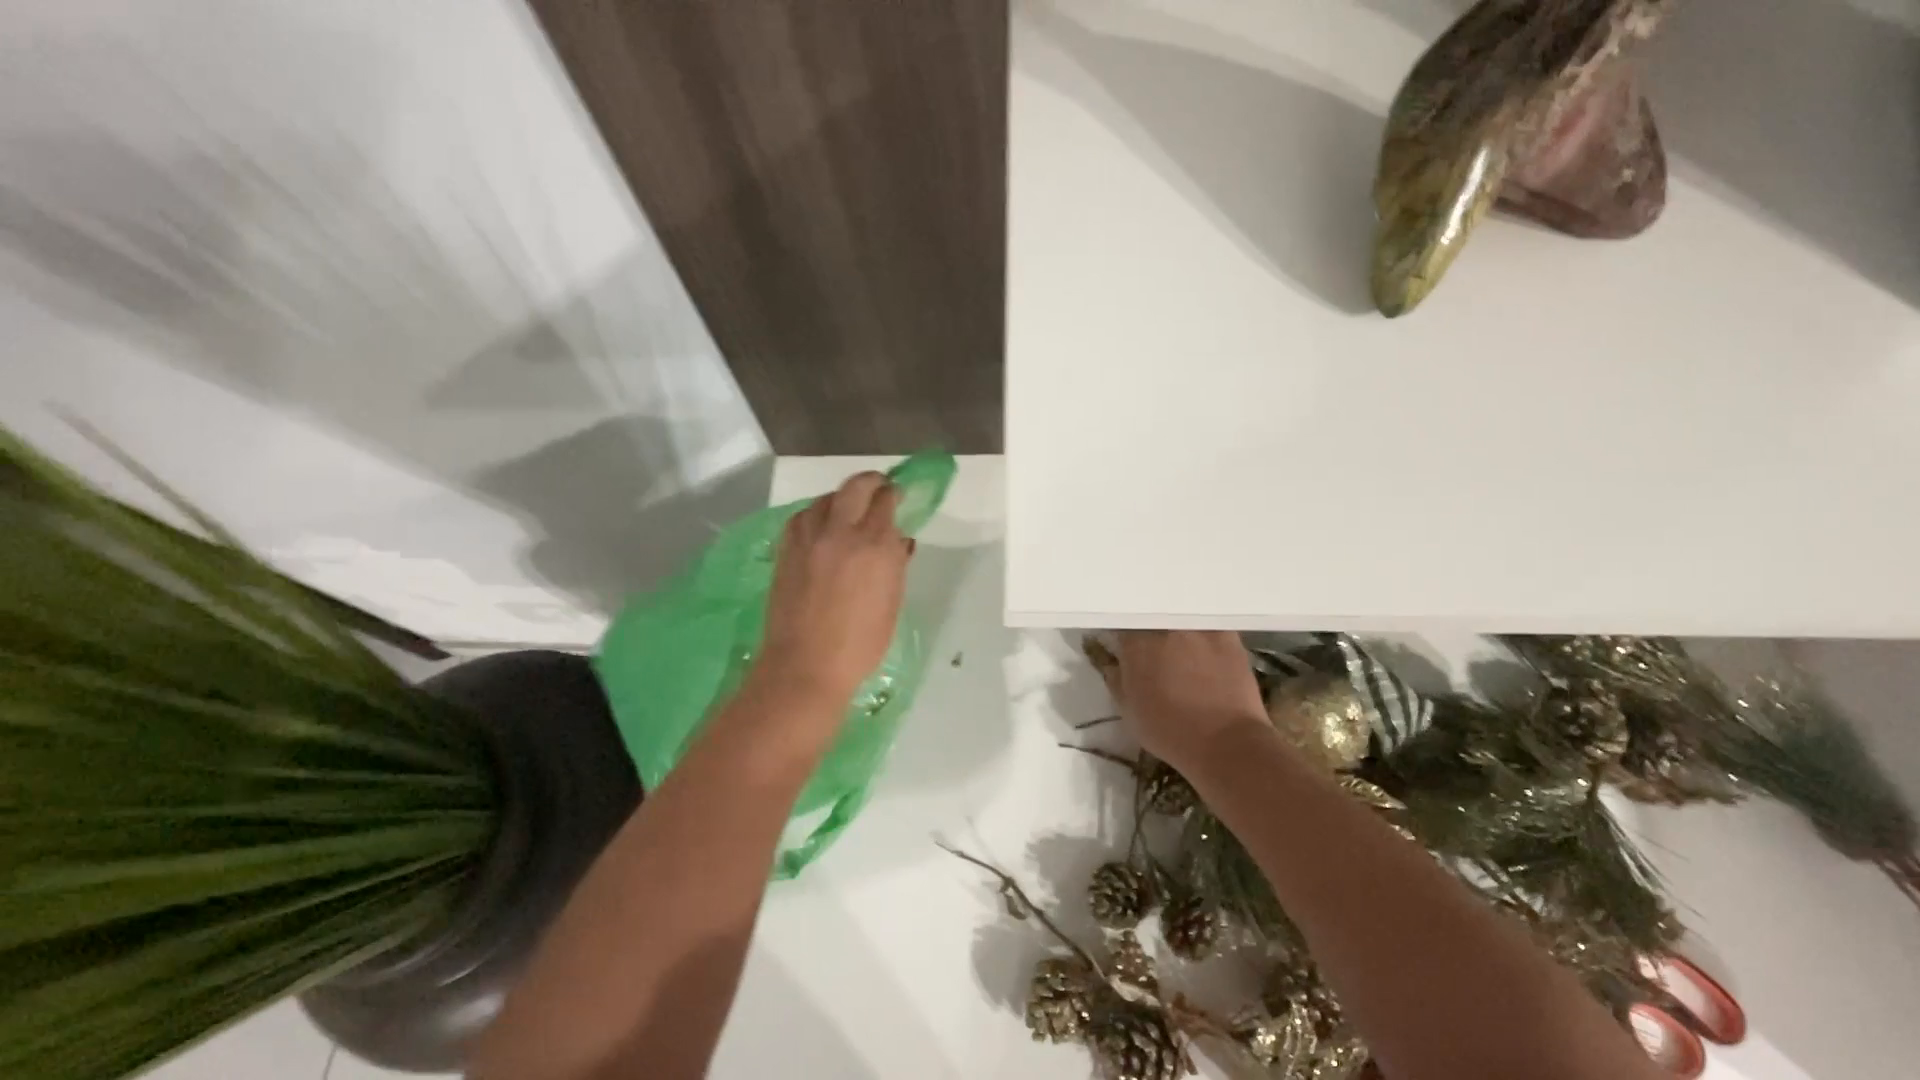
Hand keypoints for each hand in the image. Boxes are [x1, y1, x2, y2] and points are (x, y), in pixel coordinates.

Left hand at [752, 471, 912, 707]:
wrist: (806, 665)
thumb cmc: (860, 644)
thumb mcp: (891, 604)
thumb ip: (895, 566)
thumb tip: (898, 543)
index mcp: (875, 546)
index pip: (887, 501)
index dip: (894, 494)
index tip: (898, 496)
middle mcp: (842, 532)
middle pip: (855, 486)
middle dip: (871, 482)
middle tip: (878, 489)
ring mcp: (809, 538)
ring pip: (826, 498)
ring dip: (841, 498)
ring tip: (848, 509)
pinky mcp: (786, 549)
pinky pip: (803, 516)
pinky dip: (816, 515)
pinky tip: (821, 527)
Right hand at [1113, 631, 1268, 769]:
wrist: (1226, 742)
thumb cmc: (1170, 732)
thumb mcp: (1130, 712)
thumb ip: (1117, 681)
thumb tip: (1114, 664)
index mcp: (1136, 644)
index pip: (1123, 625)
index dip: (1124, 637)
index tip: (1126, 649)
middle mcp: (1166, 627)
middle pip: (1153, 618)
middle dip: (1150, 630)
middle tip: (1155, 651)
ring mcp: (1199, 628)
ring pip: (1181, 618)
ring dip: (1178, 630)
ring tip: (1182, 649)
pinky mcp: (1228, 634)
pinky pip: (1209, 625)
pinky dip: (1204, 633)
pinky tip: (1207, 648)